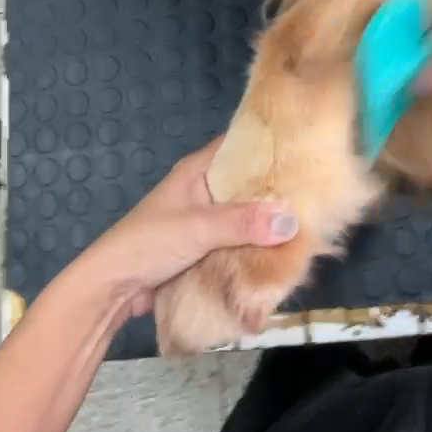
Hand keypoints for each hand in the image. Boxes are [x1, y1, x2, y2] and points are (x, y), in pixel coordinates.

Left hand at [69, 140, 298, 318]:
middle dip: (277, 189)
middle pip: (247, 183)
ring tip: (311, 222)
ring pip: (245, 215)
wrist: (112, 287)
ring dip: (268, 222)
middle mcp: (203, 189)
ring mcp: (204, 220)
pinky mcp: (204, 248)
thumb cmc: (148, 243)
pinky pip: (237, 241)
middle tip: (319, 192)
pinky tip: (283, 251)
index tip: (306, 147)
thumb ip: (243, 223)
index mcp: (197, 170)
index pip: (239, 145)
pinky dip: (255, 245)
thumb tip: (291, 221)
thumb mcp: (197, 228)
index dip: (270, 144)